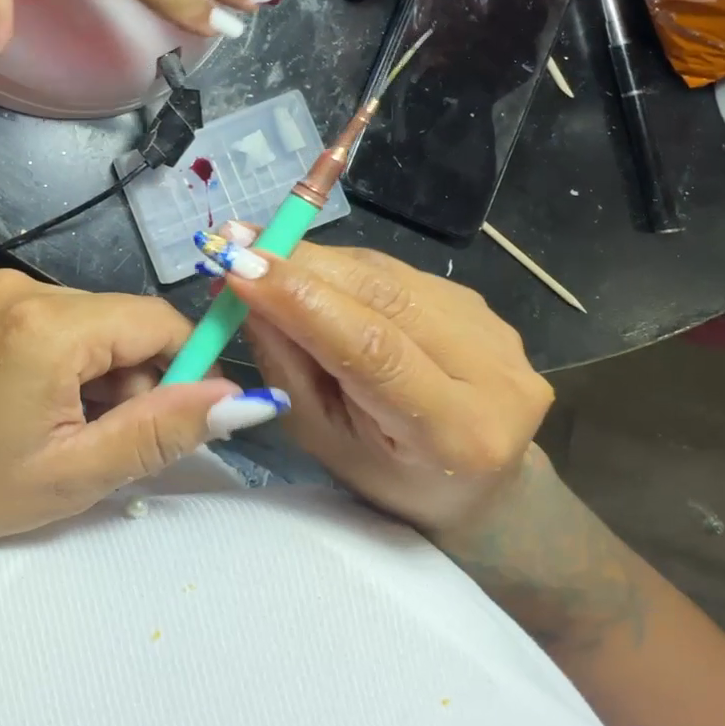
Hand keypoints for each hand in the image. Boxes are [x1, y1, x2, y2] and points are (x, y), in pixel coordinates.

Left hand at [0, 267, 287, 546]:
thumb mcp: (75, 474)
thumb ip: (161, 431)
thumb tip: (240, 398)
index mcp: (45, 326)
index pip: (154, 321)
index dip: (180, 367)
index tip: (166, 418)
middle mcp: (19, 283)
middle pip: (117, 318)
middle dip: (127, 374)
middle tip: (93, 434)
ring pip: (85, 315)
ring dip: (92, 364)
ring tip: (52, 418)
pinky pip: (47, 311)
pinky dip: (58, 349)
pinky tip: (25, 392)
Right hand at [216, 233, 553, 535]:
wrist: (475, 482)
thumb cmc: (384, 476)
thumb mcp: (319, 436)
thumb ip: (286, 365)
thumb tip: (245, 292)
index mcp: (455, 433)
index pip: (373, 349)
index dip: (301, 301)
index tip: (235, 268)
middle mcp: (492, 374)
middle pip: (382, 296)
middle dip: (297, 264)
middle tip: (229, 243)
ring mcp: (494, 331)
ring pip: (385, 273)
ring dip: (310, 258)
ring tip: (252, 250)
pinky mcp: (480, 304)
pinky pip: (395, 271)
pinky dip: (337, 267)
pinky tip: (301, 269)